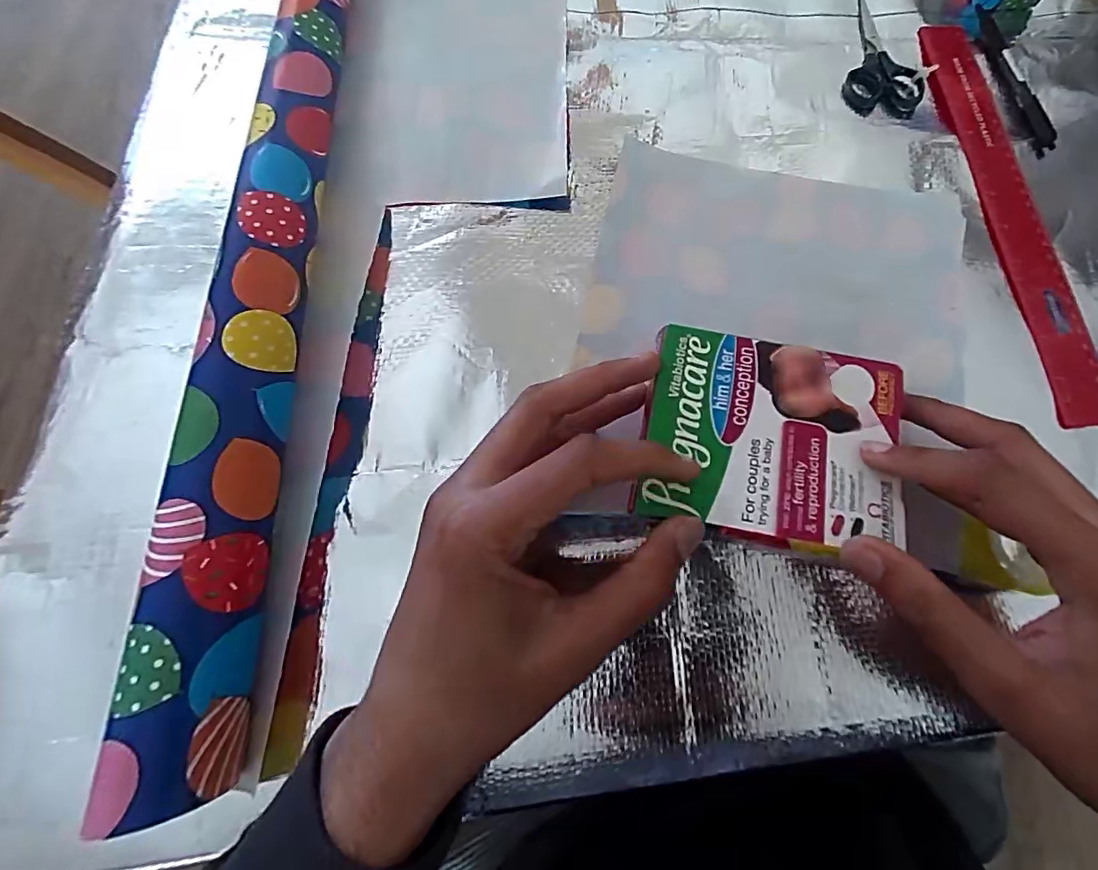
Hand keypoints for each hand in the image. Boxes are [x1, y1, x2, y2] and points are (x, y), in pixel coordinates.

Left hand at [320, 353, 704, 866]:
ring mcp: (460, 494)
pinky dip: (567, 431)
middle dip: (603, 380)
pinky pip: (522, 451)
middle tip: (657, 362)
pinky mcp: (468, 507)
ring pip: (527, 422)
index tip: (690, 469)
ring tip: (639, 378)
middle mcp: (466, 491)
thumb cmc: (488, 695)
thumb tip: (689, 525)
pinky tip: (602, 429)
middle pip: (540, 409)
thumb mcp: (577, 647)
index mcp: (485, 524)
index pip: (578, 460)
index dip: (643, 457)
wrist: (407, 735)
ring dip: (585, 397)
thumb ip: (642, 583)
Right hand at [840, 396, 1097, 869]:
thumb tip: (861, 550)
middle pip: (1022, 451)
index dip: (928, 463)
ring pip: (1038, 464)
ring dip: (974, 440)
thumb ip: (931, 612)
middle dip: (952, 422)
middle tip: (894, 408)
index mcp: (1094, 560)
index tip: (871, 453)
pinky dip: (996, 470)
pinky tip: (964, 480)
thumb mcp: (1007, 687)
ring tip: (918, 430)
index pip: (997, 484)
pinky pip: (1047, 490)